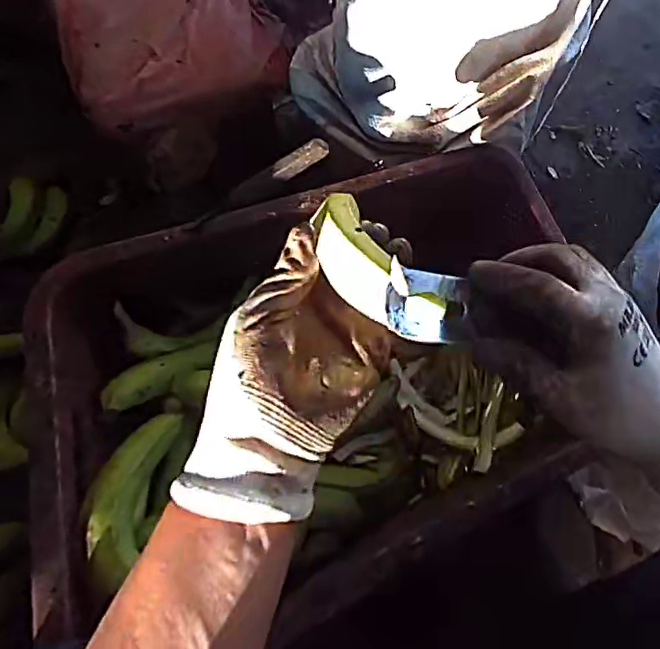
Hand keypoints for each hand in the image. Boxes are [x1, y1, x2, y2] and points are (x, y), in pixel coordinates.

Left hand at [171, 221, 404, 523]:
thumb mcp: (257, 319)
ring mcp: (354, 326)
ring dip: (392, 265)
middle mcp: (329, 302)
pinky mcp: (376, 353)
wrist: (266, 442)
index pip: (323, 250)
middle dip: (371, 243)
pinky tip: (413, 286)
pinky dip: (408, 303)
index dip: (339, 230)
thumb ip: (285, 278)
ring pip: (380, 286)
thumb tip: (306, 229)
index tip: (355, 217)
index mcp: (297, 290)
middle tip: (381, 234)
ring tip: (399, 250)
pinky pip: (396, 323)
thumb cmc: (246, 377)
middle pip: (357, 262)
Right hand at [466, 244, 659, 495]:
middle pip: (557, 256)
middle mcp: (606, 295)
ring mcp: (617, 294)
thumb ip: (519, 365)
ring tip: (512, 275)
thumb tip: (477, 345)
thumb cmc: (618, 418)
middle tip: (491, 273)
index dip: (502, 277)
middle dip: (519, 259)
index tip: (472, 274)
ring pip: (574, 257)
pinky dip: (558, 267)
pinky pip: (585, 268)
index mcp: (592, 318)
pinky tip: (542, 287)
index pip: (538, 284)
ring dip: (539, 258)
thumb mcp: (562, 399)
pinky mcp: (622, 300)